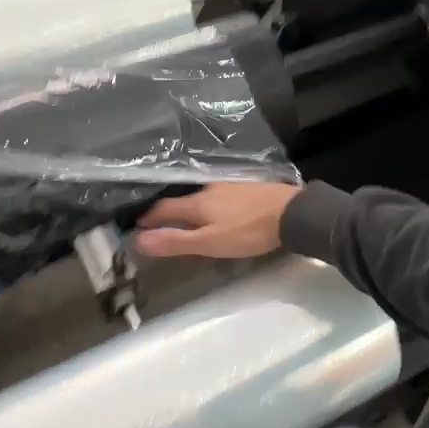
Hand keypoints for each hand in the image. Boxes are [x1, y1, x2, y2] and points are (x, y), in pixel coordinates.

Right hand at [132, 182, 301, 258]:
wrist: (291, 212)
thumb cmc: (248, 231)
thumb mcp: (210, 242)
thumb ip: (176, 241)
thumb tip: (138, 238)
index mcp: (197, 203)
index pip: (163, 208)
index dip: (148, 219)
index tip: (137, 227)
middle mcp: (209, 188)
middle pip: (181, 199)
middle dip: (168, 211)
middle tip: (159, 223)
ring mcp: (230, 185)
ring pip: (201, 194)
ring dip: (189, 205)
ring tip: (186, 217)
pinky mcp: (247, 186)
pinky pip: (219, 192)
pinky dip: (210, 202)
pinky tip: (217, 208)